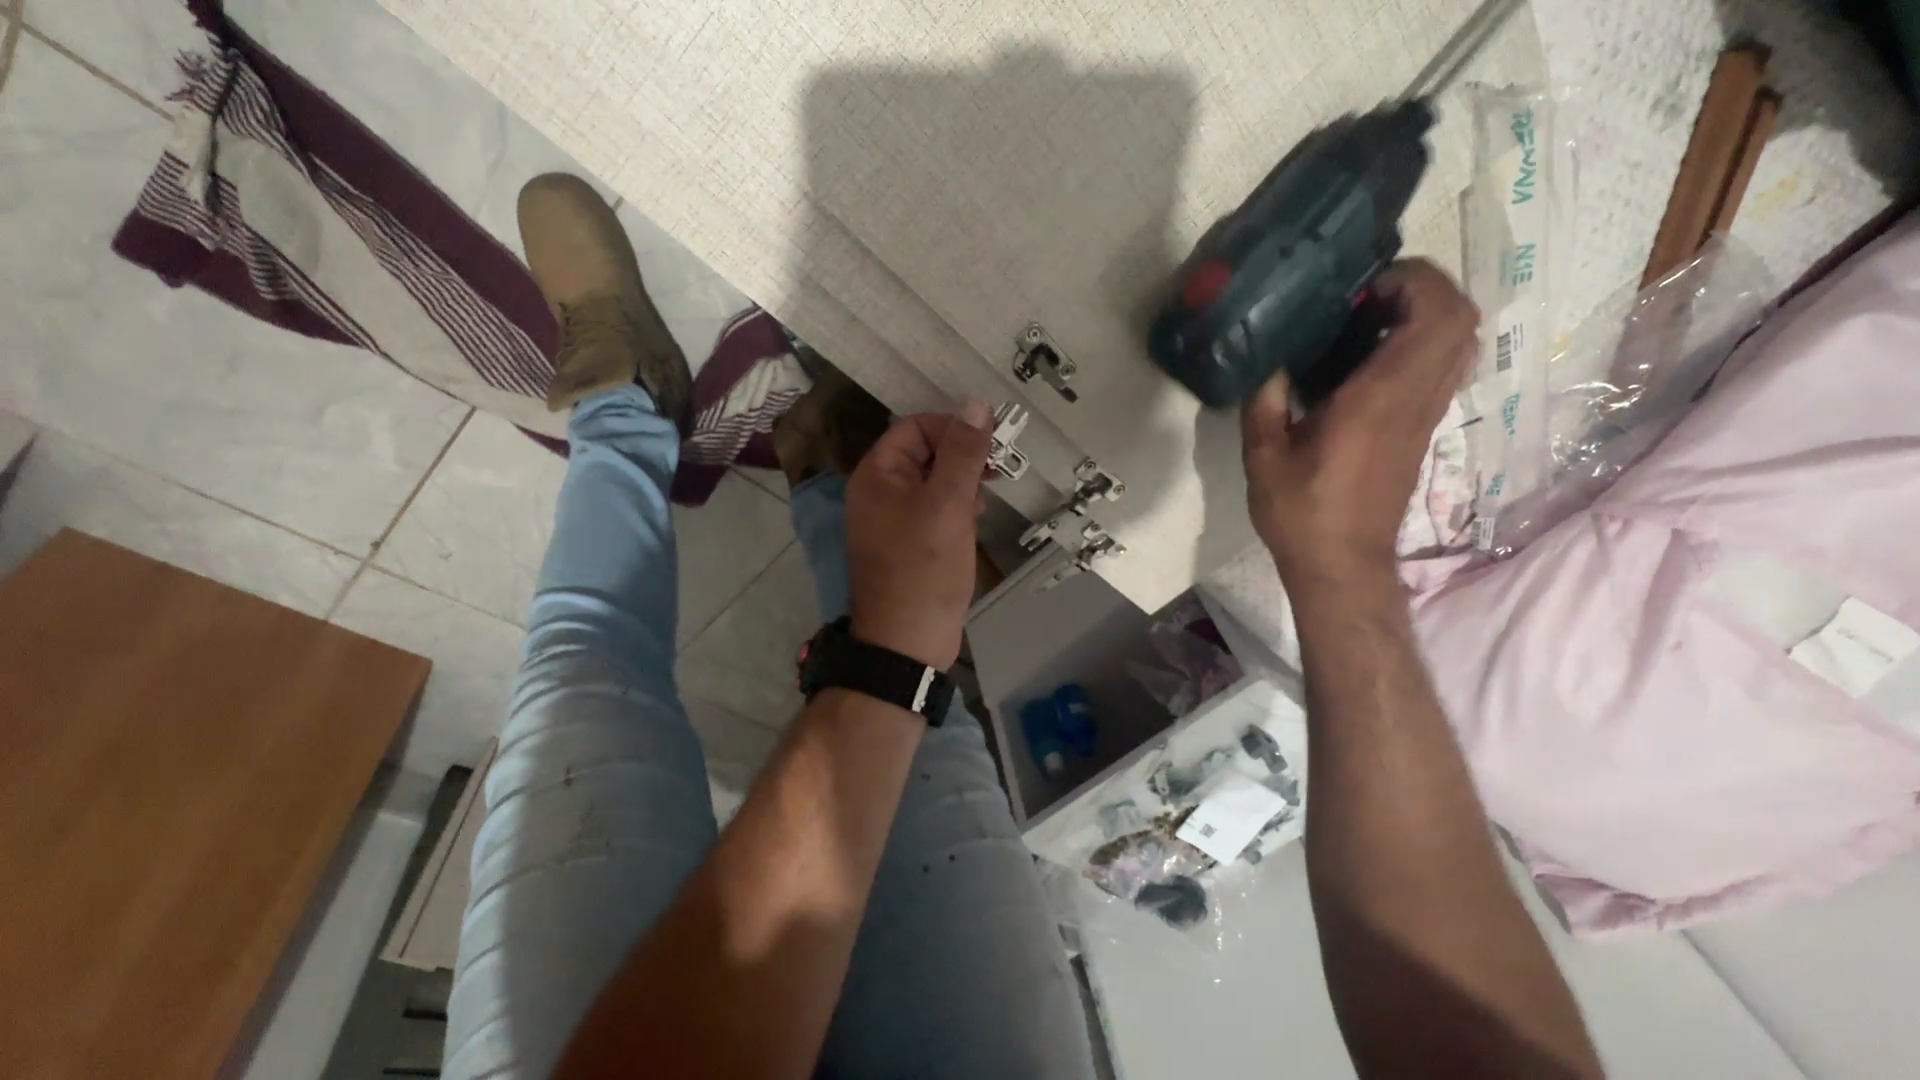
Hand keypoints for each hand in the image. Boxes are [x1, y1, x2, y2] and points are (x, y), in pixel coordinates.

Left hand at [844, 401, 993, 669]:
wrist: (907, 642)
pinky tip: (974, 525)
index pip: (915, 427)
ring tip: (983, 506)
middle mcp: (878, 493)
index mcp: (876, 475)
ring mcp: (891, 521)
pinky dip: (956, 511)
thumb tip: (976, 405)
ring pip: (933, 484)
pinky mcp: (908, 545)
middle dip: (962, 460)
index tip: (990, 446)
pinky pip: (933, 512)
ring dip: (963, 486)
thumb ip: (962, 453)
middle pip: (925, 454)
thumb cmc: (925, 569)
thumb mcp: (948, 504)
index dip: (953, 429)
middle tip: (994, 475)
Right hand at [1242, 259, 1476, 591]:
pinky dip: (1420, 340)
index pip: (1435, 316)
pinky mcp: (1423, 426)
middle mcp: (1416, 398)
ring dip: (1424, 313)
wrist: (1342, 565)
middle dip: (1422, 288)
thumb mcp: (1263, 456)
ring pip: (1459, 339)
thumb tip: (1267, 358)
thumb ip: (1264, 399)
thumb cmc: (1301, 513)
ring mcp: (1426, 412)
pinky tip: (1367, 355)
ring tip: (1366, 318)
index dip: (1412, 281)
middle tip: (1365, 295)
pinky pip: (1443, 364)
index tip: (1361, 286)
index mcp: (1380, 398)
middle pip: (1461, 316)